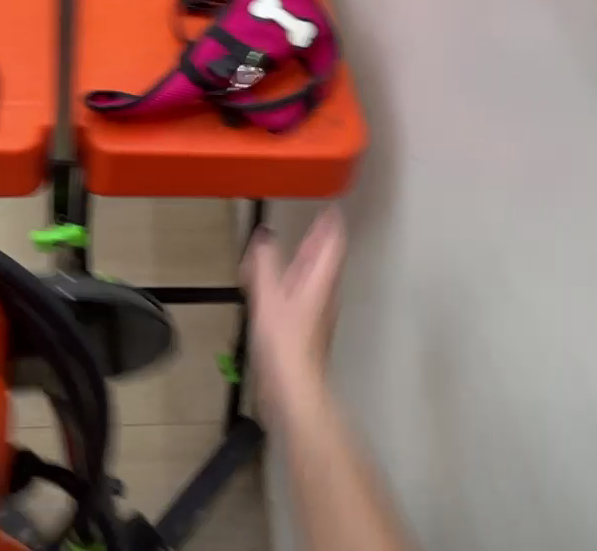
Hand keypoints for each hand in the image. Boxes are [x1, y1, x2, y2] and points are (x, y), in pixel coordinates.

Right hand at [242, 207, 346, 405]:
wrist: (294, 388)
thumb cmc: (286, 343)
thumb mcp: (269, 296)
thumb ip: (265, 264)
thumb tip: (264, 236)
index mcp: (320, 282)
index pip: (332, 246)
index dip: (332, 226)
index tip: (332, 208)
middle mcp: (324, 294)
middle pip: (327, 260)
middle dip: (322, 239)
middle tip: (321, 220)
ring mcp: (317, 311)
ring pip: (317, 277)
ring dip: (310, 258)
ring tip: (304, 244)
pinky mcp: (306, 326)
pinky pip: (305, 291)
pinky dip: (297, 278)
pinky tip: (285, 281)